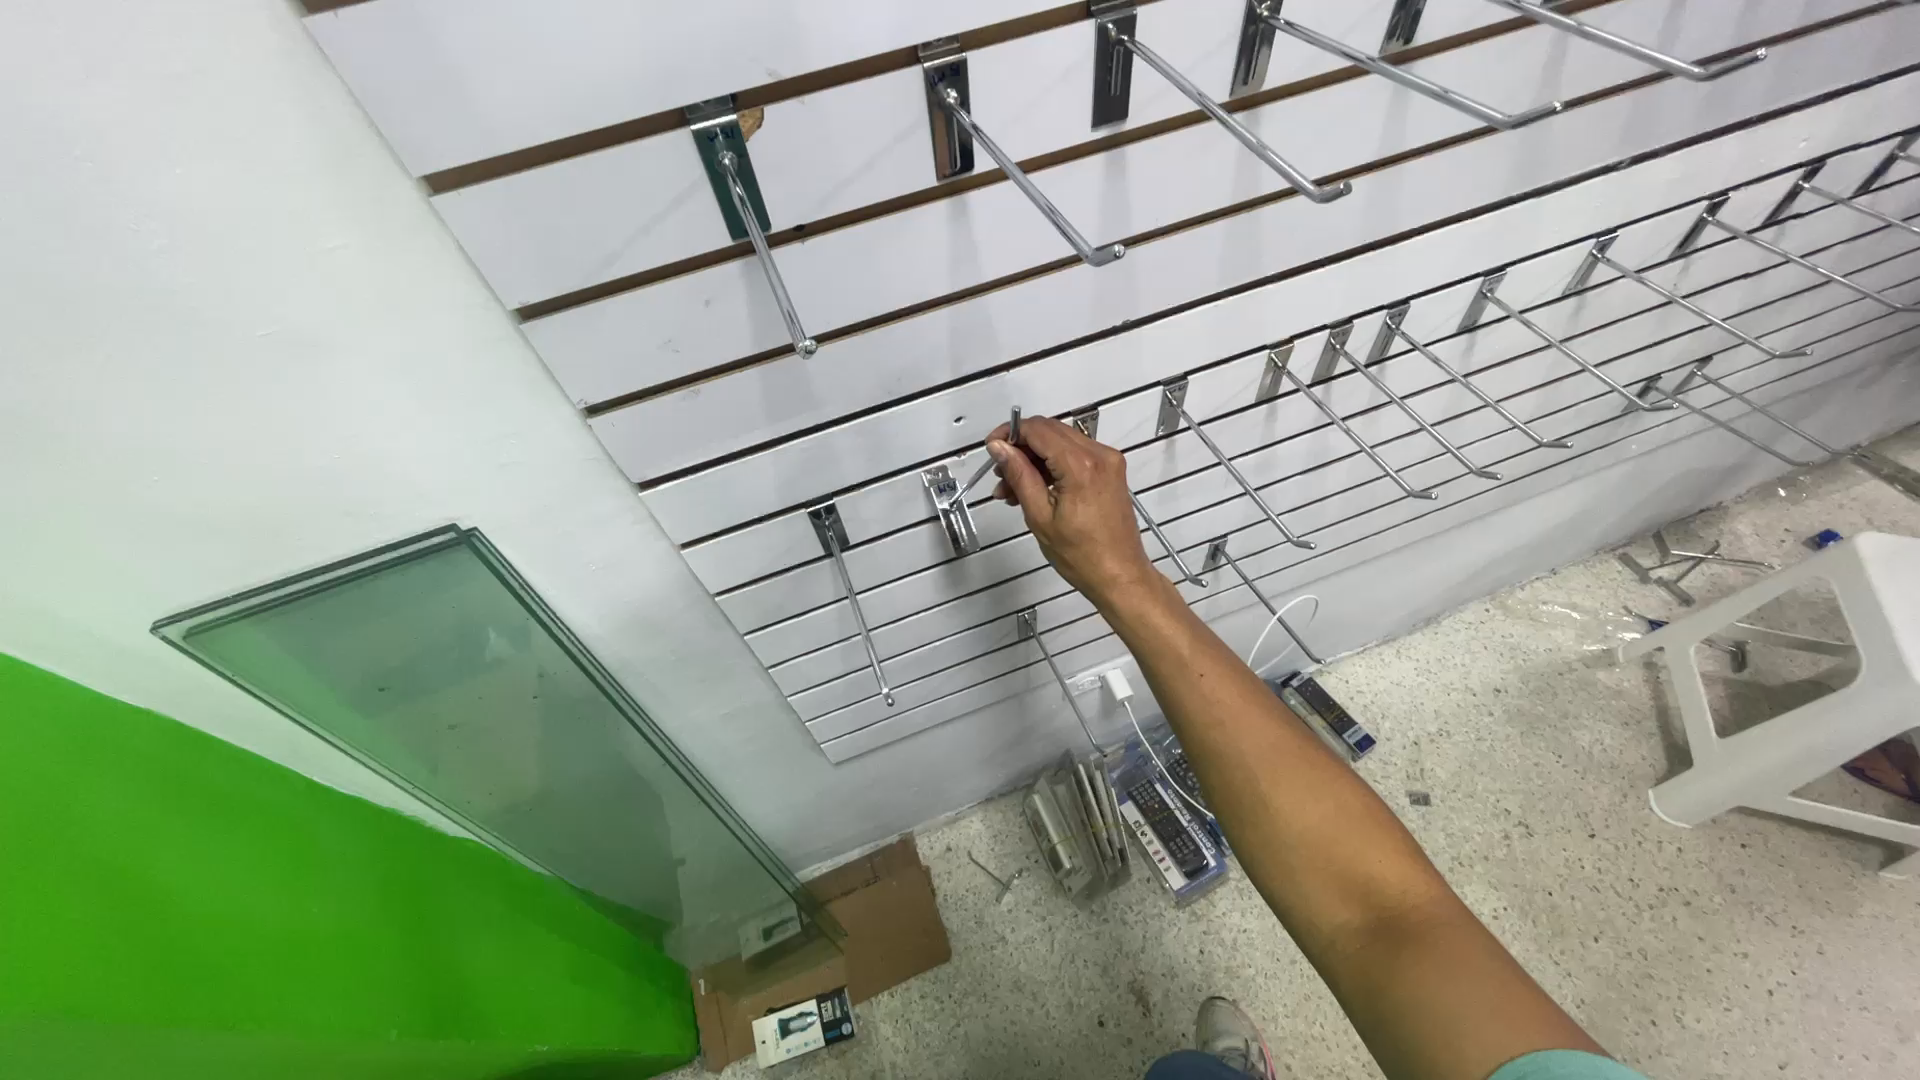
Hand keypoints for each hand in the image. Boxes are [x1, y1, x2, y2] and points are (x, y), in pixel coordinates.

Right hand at [985, 416, 1160, 607]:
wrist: (1120, 576)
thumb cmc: (1080, 555)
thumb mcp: (1040, 516)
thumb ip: (1019, 475)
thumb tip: (998, 447)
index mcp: (1081, 465)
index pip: (1038, 430)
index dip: (1009, 433)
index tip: (991, 449)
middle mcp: (1099, 454)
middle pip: (1050, 431)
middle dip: (1020, 448)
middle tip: (1000, 476)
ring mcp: (1108, 460)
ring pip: (1060, 442)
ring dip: (1034, 459)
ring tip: (1012, 491)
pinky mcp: (1111, 470)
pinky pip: (1074, 455)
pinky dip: (1052, 466)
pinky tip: (1034, 489)